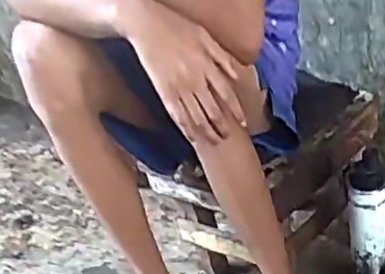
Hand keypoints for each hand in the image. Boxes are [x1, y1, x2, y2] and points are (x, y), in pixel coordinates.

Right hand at [123, 5, 248, 144]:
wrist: (142, 21)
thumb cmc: (174, 25)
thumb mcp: (203, 35)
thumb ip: (222, 56)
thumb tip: (237, 77)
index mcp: (206, 66)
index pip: (227, 95)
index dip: (237, 111)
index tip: (243, 123)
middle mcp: (195, 80)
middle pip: (214, 112)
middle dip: (223, 128)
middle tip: (227, 137)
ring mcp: (179, 87)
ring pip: (198, 119)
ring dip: (208, 134)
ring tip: (215, 142)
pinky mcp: (164, 91)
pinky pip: (178, 116)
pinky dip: (187, 129)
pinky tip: (193, 138)